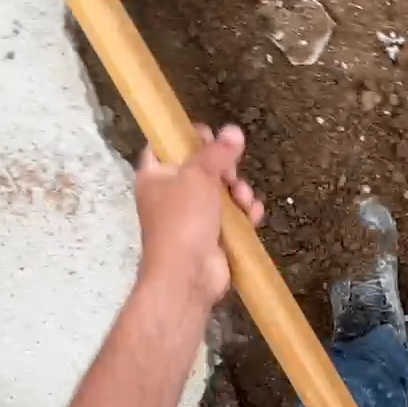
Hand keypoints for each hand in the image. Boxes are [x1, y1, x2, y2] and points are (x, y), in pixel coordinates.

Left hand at [134, 124, 263, 311]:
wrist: (187, 275)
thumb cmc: (182, 219)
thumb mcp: (198, 176)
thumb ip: (217, 152)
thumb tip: (234, 131)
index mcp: (155, 176)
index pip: (165, 146)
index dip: (186, 137)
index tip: (209, 135)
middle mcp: (171, 194)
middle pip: (202, 167)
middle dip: (224, 167)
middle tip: (230, 171)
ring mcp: (193, 216)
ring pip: (222, 191)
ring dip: (238, 191)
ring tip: (242, 198)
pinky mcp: (213, 235)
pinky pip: (233, 215)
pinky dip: (244, 213)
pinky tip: (252, 214)